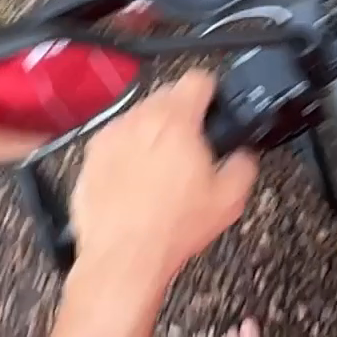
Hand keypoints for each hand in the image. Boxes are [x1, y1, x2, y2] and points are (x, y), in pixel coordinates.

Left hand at [69, 71, 258, 291]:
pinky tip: (136, 181)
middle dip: (182, 113)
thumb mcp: (229, 199)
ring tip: (161, 169)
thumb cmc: (168, 229)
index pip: (199, 78)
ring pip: (140, 116)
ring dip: (153, 132)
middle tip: (190, 144)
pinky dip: (127, 152)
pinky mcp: (92, 154)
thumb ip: (244, 163)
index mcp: (177, 119)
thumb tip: (243, 155)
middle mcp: (141, 118)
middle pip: (168, 95)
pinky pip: (116, 140)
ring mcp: (113, 134)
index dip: (211, 90)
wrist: (124, 258)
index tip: (212, 103)